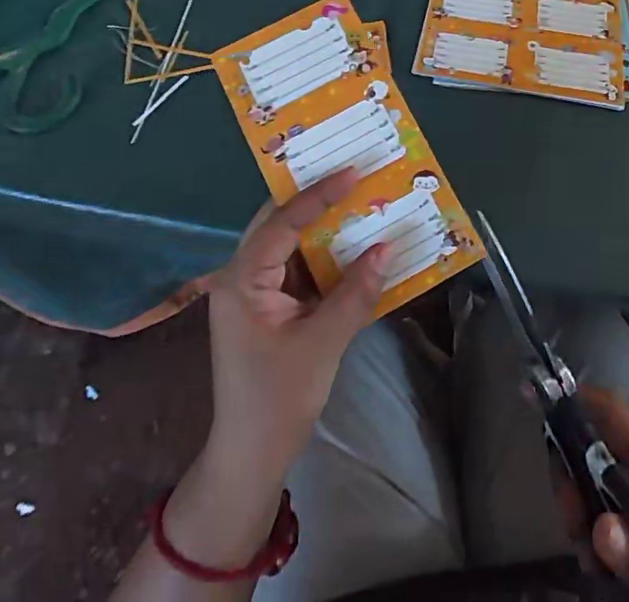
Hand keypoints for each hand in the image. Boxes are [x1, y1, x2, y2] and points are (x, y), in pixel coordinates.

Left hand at [205, 168, 388, 477]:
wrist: (252, 455)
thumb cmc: (278, 399)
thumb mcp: (322, 344)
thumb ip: (354, 294)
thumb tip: (386, 249)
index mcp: (241, 282)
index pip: (281, 224)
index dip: (318, 196)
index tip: (353, 173)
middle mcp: (243, 277)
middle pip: (279, 224)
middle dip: (316, 199)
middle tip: (353, 174)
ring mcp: (256, 292)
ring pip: (291, 244)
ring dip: (324, 226)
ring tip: (359, 201)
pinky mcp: (271, 307)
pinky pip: (300, 269)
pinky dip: (327, 257)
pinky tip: (354, 245)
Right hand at [581, 387, 628, 601]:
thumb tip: (595, 526)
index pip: (615, 412)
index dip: (574, 396)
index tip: (535, 395)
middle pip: (597, 446)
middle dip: (571, 475)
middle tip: (571, 524)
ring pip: (598, 480)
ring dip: (581, 509)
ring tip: (588, 558)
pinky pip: (613, 509)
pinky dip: (597, 531)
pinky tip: (600, 567)